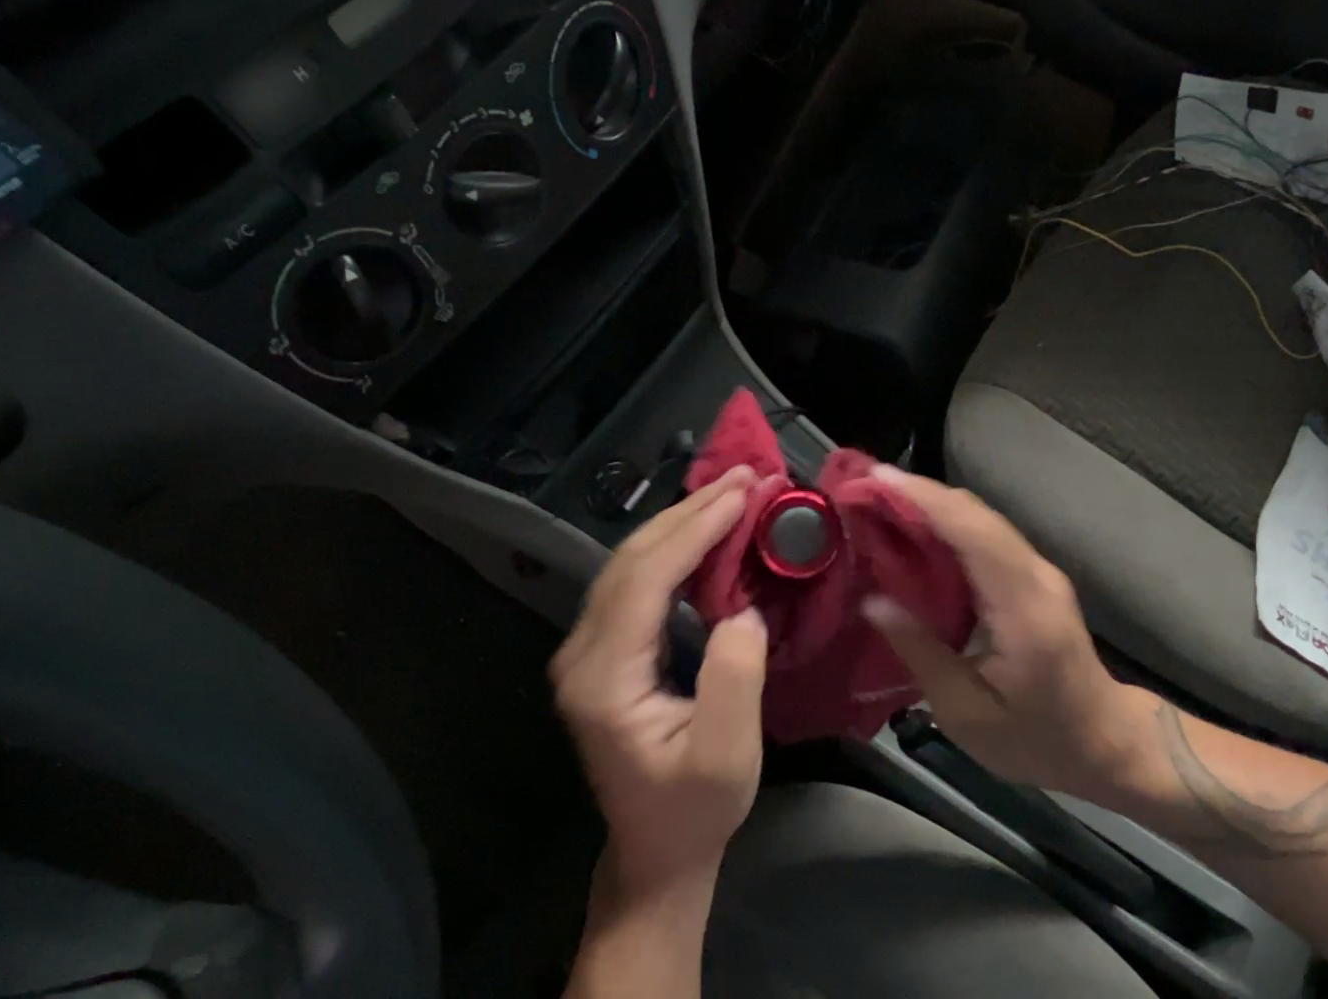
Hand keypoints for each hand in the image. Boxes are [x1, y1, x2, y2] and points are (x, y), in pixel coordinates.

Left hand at [551, 467, 768, 894]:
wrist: (657, 850)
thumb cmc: (695, 810)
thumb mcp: (727, 755)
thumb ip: (733, 678)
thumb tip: (742, 609)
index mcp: (603, 679)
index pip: (644, 580)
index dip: (693, 530)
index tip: (744, 494)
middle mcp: (581, 655)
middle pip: (629, 560)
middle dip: (688, 512)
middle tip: (746, 477)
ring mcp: (586, 651)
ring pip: (627, 564)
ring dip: (680, 523)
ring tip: (733, 492)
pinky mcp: (603, 651)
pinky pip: (634, 582)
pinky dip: (673, 548)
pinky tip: (705, 529)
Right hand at [861, 467, 1145, 797]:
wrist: (1104, 742)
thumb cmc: (1034, 738)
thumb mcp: (965, 711)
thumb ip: (920, 652)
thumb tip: (873, 601)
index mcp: (1022, 608)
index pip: (972, 532)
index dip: (922, 499)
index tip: (872, 479)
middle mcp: (1036, 576)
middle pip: (976, 515)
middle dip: (917, 495)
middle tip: (860, 492)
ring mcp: (1040, 573)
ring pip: (981, 520)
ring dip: (930, 506)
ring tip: (876, 504)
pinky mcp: (1034, 577)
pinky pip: (985, 536)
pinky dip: (946, 525)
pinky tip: (913, 532)